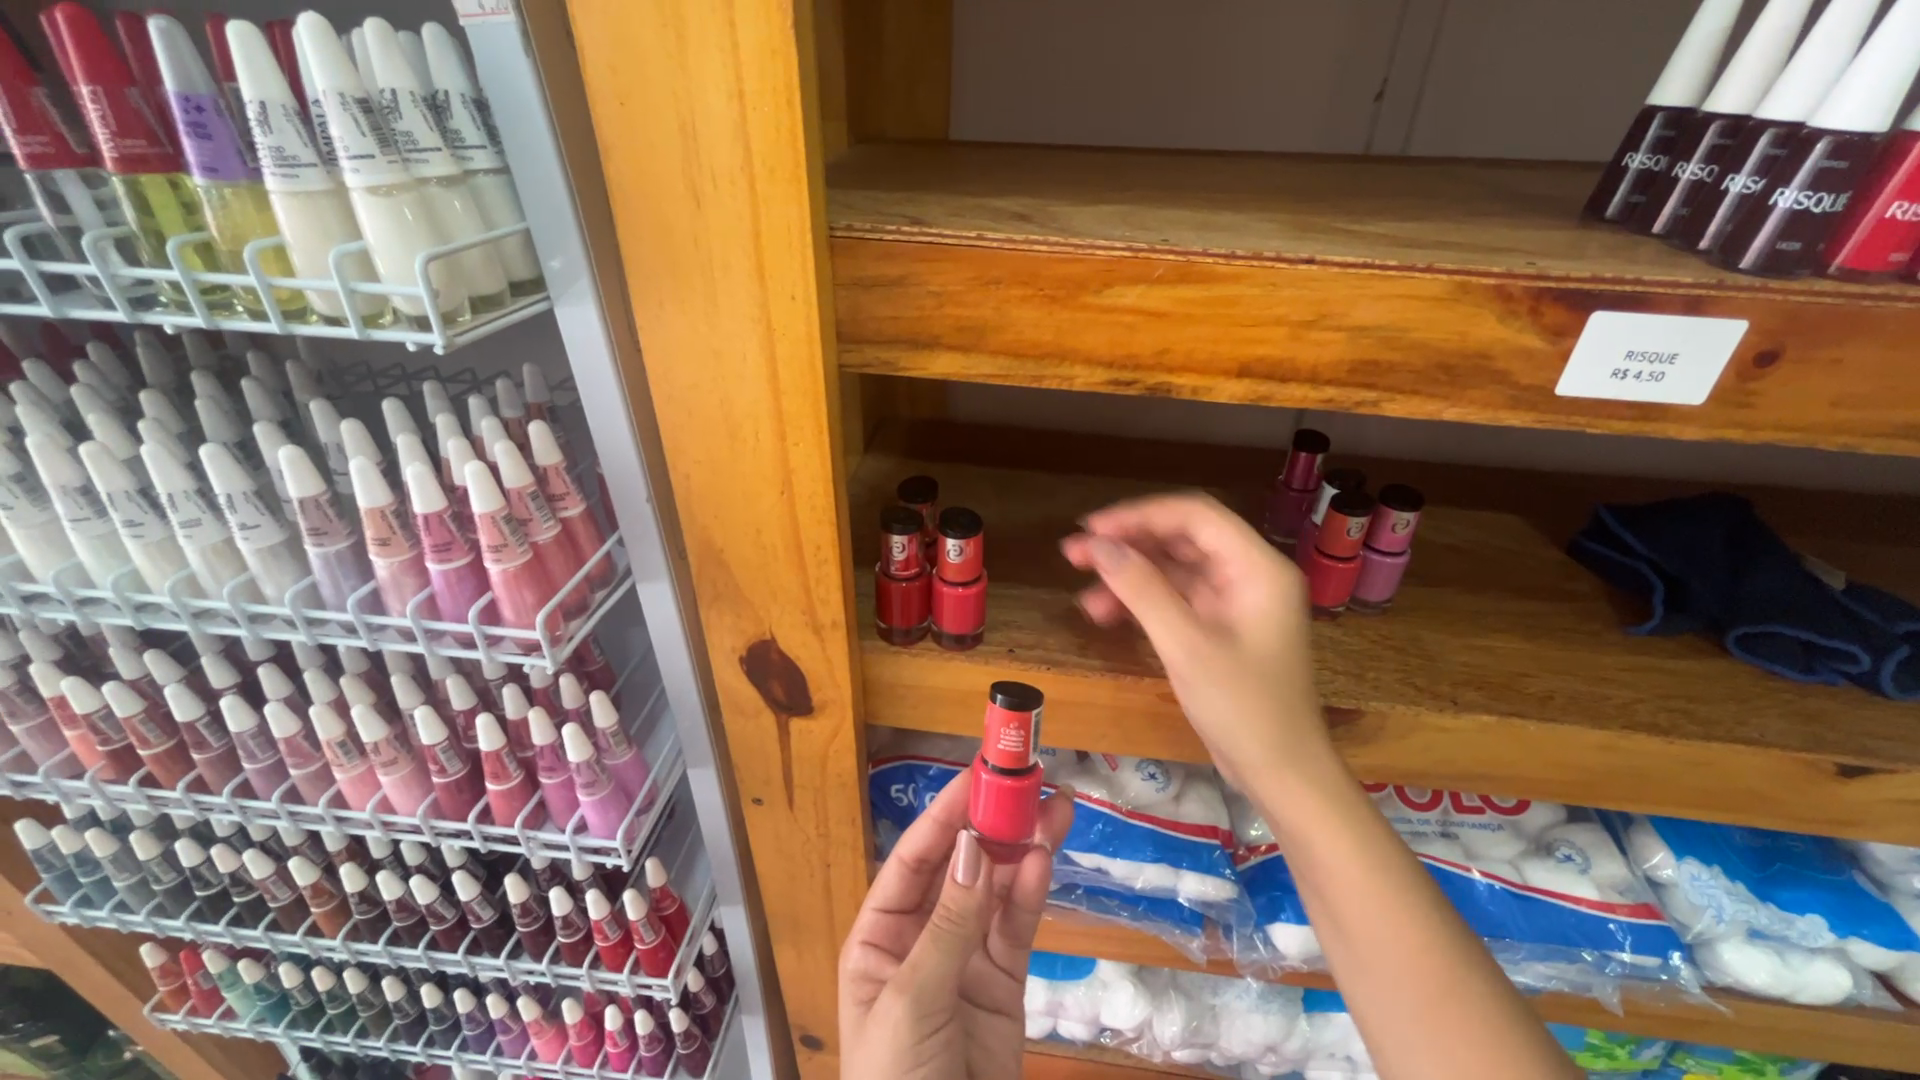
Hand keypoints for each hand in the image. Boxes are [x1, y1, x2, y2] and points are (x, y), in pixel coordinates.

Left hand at [840, 769, 1074, 1079]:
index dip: (944, 817)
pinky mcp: (1004, 984)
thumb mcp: (913, 1000)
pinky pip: (1017, 930)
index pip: (912, 861)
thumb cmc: (897, 1078)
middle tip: (1027, 784)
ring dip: (1022, 850)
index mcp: (879, 936)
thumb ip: (948, 924)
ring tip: (1053, 810)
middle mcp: (921, 937)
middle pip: (960, 869)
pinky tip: (1044, 860)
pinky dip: (1031, 895)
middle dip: (990, 826)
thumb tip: (974, 848)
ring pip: (997, 892)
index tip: (977, 778)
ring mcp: (966, 959)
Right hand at [1060, 493, 1328, 790]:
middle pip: (1181, 539)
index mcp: (1257, 567)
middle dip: (1127, 545)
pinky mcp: (1222, 629)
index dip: (1138, 516)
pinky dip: (1143, 603)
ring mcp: (1236, 603)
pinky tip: (1106, 615)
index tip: (1091, 529)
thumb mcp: (1186, 646)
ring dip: (1130, 577)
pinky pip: (1177, 601)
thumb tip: (1098, 546)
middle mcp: (1249, 575)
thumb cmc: (1243, 709)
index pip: (1194, 516)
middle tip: (1073, 554)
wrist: (1282, 775)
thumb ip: (1141, 589)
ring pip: (1175, 571)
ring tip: (1083, 593)